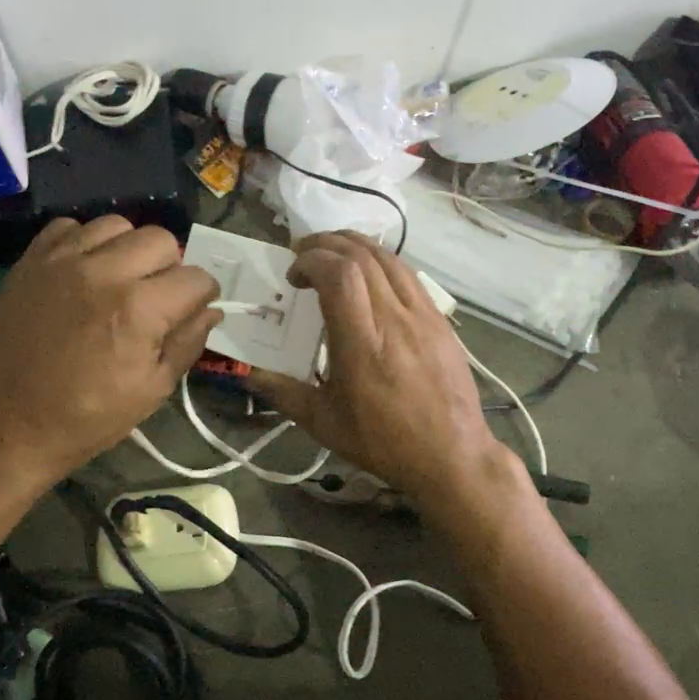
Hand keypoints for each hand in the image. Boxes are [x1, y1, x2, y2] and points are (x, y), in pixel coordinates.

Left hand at [0, 216, 220, 486]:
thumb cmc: (88, 418)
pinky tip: (84, 273)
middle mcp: (104, 272)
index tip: (193, 310)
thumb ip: (187, 342)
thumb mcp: (153, 390)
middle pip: (161, 239)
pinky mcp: (31, 261)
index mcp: (140, 309)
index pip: (196, 278)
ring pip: (116, 225)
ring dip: (128, 249)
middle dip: (170, 266)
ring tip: (119, 280)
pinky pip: (70, 227)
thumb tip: (210, 310)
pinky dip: (85, 243)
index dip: (203, 295)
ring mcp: (62, 261)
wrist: (7, 425)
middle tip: (157, 297)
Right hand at [248, 232, 516, 503]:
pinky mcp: (440, 321)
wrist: (452, 455)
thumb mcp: (324, 423)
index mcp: (362, 344)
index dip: (312, 259)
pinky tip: (371, 275)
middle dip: (328, 243)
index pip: (340, 274)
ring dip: (357, 246)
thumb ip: (283, 392)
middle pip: (363, 256)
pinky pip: (409, 275)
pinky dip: (383, 262)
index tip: (294, 275)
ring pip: (390, 259)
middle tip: (304, 253)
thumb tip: (247, 375)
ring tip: (334, 252)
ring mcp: (423, 316)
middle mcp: (394, 320)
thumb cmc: (384, 443)